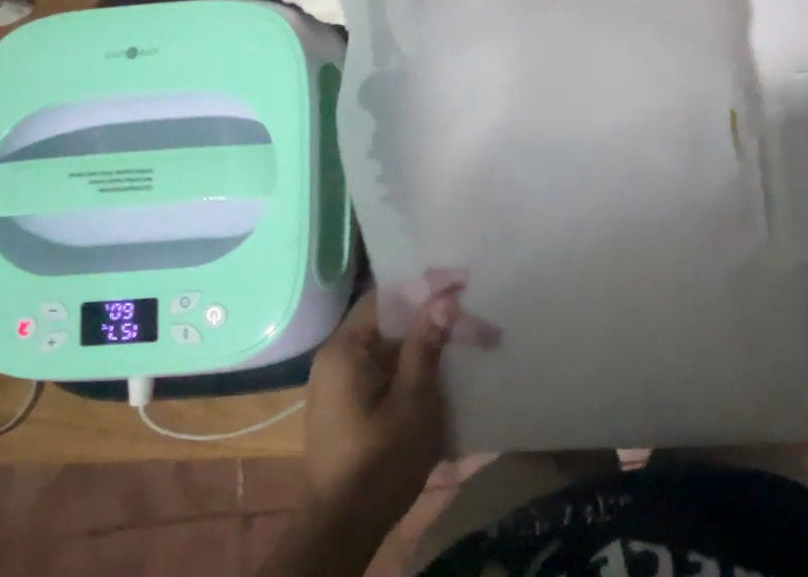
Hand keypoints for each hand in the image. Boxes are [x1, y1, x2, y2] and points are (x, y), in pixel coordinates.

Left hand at [301, 288, 458, 532]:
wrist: (343, 525)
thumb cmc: (379, 462)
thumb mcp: (413, 402)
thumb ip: (425, 346)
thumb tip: (444, 298)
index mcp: (344, 349)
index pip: (385, 296)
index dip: (423, 286)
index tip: (462, 281)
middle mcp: (335, 358)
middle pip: (386, 320)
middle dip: (428, 314)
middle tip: (472, 310)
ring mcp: (338, 382)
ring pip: (386, 345)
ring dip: (422, 341)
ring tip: (465, 337)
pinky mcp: (347, 404)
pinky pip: (381, 368)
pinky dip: (410, 363)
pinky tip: (441, 370)